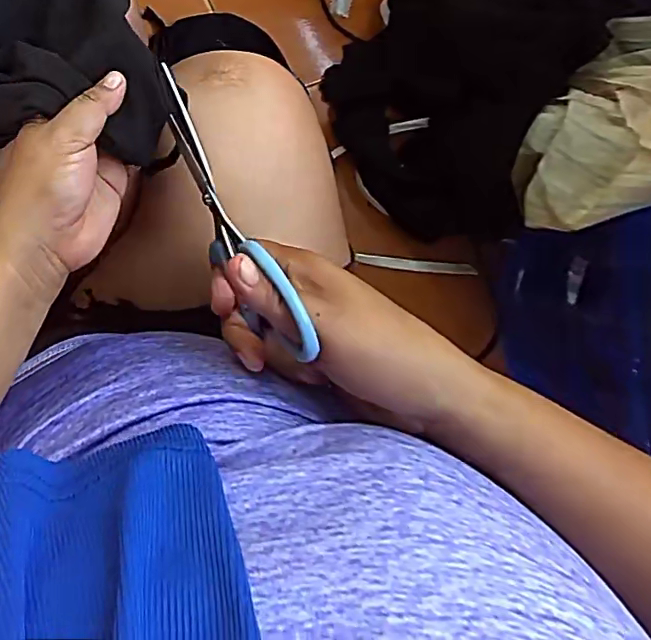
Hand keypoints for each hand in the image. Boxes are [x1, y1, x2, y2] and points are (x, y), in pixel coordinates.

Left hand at [0, 72, 131, 293]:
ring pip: (121, 128)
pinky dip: (145, 144)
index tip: (118, 56)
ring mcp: (94, 156)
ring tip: (151, 94)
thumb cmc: (34, 197)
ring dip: (134, 118)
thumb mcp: (62, 137)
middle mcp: (72, 136)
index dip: (95, 73)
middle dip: (120, 94)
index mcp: (49, 120)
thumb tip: (114, 80)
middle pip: (102, 106)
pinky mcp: (114, 176)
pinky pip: (135, 153)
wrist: (48, 245)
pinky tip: (153, 127)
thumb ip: (91, 106)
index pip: (76, 88)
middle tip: (141, 71)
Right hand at [211, 241, 492, 436]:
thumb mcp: (321, 323)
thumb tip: (231, 260)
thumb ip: (271, 296)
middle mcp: (300, 289)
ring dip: (271, 352)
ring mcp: (305, 320)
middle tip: (261, 353)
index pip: (245, 254)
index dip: (228, 277)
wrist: (426, 396)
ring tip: (305, 366)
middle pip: (244, 296)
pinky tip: (312, 376)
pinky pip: (278, 353)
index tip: (224, 306)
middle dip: (246, 327)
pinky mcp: (311, 349)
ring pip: (259, 329)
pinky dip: (287, 367)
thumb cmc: (384, 350)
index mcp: (302, 268)